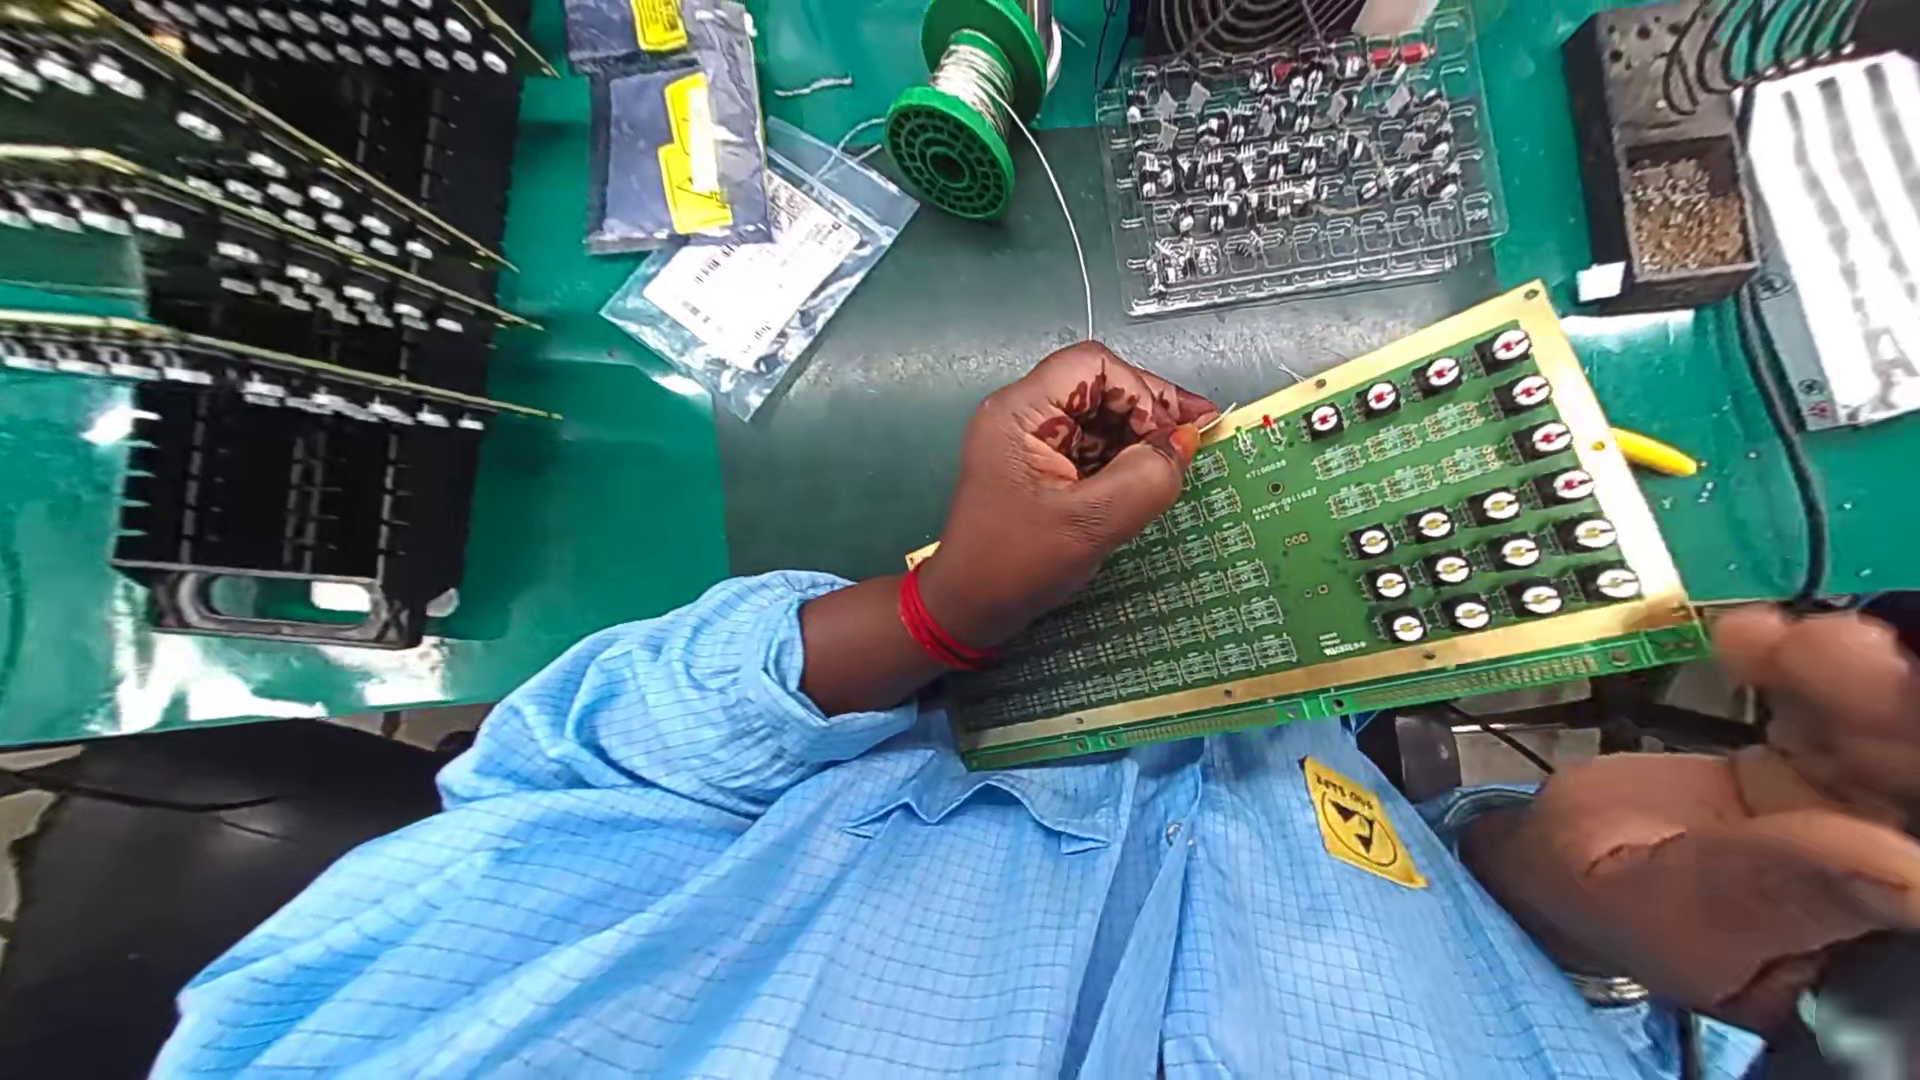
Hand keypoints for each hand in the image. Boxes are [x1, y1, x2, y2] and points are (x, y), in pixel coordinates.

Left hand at [918, 342, 1218, 647]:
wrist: (971, 606)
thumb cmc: (1017, 564)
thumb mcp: (1092, 522)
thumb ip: (1147, 476)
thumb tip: (1186, 439)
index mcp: (1019, 413)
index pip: (1092, 366)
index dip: (1142, 390)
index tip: (1172, 434)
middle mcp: (1021, 415)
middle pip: (1097, 386)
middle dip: (1147, 411)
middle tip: (1191, 441)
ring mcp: (1028, 440)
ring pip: (1097, 416)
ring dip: (1138, 435)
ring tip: (1174, 462)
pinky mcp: (1038, 465)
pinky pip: (1088, 446)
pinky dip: (1121, 457)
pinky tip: (1147, 475)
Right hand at [1462, 608, 1919, 1033]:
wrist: (1551, 854)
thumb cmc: (1602, 903)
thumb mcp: (1670, 907)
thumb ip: (1764, 890)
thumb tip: (1907, 875)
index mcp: (1893, 956)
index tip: (1897, 751)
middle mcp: (1900, 882)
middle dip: (1903, 725)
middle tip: (1868, 664)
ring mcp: (1869, 826)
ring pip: (1900, 747)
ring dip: (1864, 688)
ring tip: (1813, 642)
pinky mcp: (1819, 774)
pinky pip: (1832, 716)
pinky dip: (1801, 671)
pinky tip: (1759, 639)